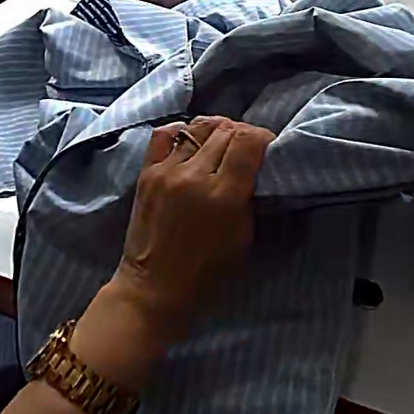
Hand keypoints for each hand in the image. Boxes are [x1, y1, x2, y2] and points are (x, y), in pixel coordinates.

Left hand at [70, 117, 271, 389]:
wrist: (154, 286)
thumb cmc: (206, 272)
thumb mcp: (243, 238)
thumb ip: (249, 197)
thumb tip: (254, 167)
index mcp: (224, 195)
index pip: (248, 141)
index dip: (263, 137)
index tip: (267, 146)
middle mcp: (194, 175)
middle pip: (226, 130)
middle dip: (243, 134)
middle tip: (248, 147)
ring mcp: (166, 170)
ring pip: (198, 127)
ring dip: (216, 129)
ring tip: (222, 140)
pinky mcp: (146, 172)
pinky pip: (164, 134)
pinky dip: (181, 131)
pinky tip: (190, 139)